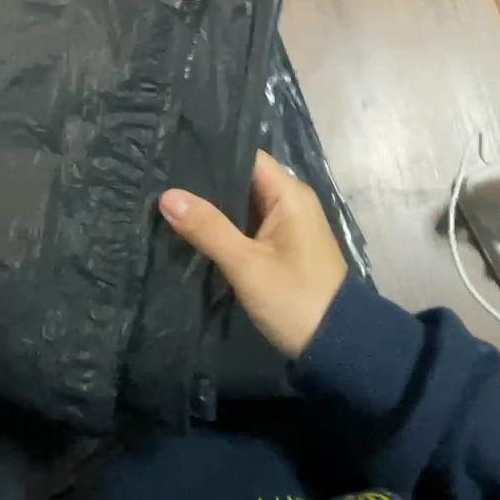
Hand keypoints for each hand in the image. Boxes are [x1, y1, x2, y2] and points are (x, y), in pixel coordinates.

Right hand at [160, 151, 347, 357]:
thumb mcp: (246, 264)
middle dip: (207, 181)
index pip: (247, 157)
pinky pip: (249, 224)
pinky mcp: (282, 246)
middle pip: (243, 178)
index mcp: (290, 194)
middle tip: (163, 180)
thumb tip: (168, 195)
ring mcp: (287, 224)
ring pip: (244, 203)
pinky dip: (226, 225)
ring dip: (214, 205)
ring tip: (169, 200)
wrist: (337, 345)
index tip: (175, 154)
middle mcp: (291, 201)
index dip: (213, 153)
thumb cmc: (294, 298)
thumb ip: (209, 228)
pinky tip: (195, 229)